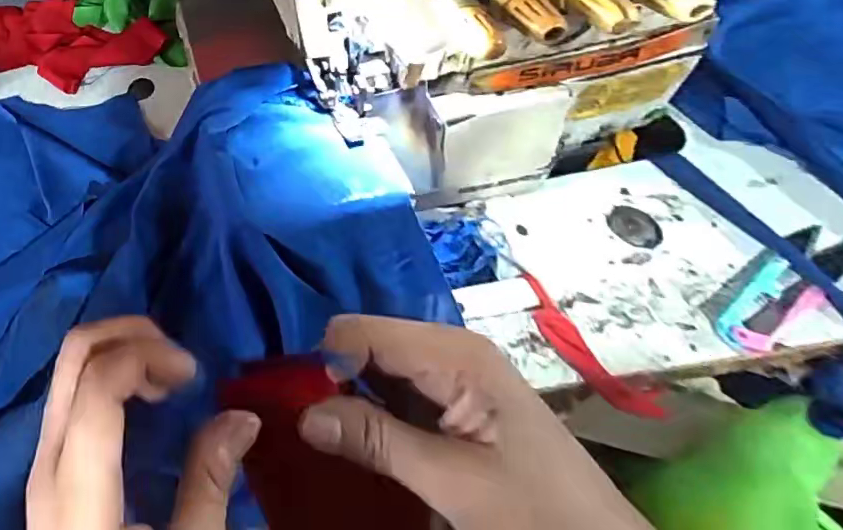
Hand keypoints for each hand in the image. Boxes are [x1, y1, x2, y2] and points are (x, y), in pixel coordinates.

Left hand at [27, 317, 260, 529]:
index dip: (149, 355)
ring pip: (68, 368)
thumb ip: (207, 484)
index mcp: (77, 487)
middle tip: (179, 360)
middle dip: (131, 334)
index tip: (194, 374)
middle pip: (74, 356)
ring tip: (166, 378)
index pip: (99, 381)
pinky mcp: (46, 468)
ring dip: (120, 350)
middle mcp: (46, 460)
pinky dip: (108, 371)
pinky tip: (142, 397)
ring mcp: (39, 462)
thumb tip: (242, 415)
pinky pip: (70, 392)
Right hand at [297, 315, 651, 529]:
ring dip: (352, 399)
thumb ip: (378, 441)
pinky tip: (361, 444)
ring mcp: (454, 373)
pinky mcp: (456, 400)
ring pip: (379, 368)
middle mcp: (449, 349)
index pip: (363, 331)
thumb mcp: (455, 485)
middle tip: (310, 429)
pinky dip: (375, 413)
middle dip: (335, 379)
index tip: (302, 409)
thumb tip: (304, 415)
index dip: (326, 362)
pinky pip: (398, 392)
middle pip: (368, 344)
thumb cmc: (540, 517)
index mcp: (453, 353)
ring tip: (330, 440)